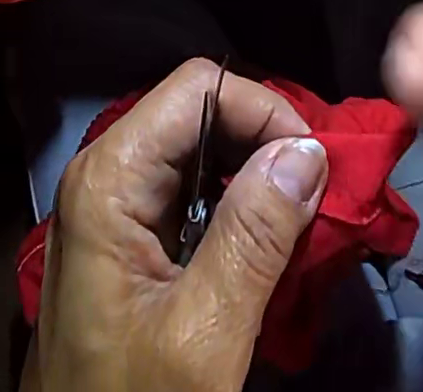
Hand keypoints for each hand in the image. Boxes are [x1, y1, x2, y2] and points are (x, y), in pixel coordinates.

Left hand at [25, 60, 329, 391]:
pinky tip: (268, 227)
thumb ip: (254, 235)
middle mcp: (108, 167)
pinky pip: (195, 180)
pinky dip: (240, 194)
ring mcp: (118, 195)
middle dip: (263, 136)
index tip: (311, 161)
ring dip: (257, 166)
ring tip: (301, 207)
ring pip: (202, 141)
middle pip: (198, 107)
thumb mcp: (202, 334)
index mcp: (109, 176)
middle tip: (314, 186)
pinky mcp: (134, 224)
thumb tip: (308, 149)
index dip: (260, 109)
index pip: (196, 88)